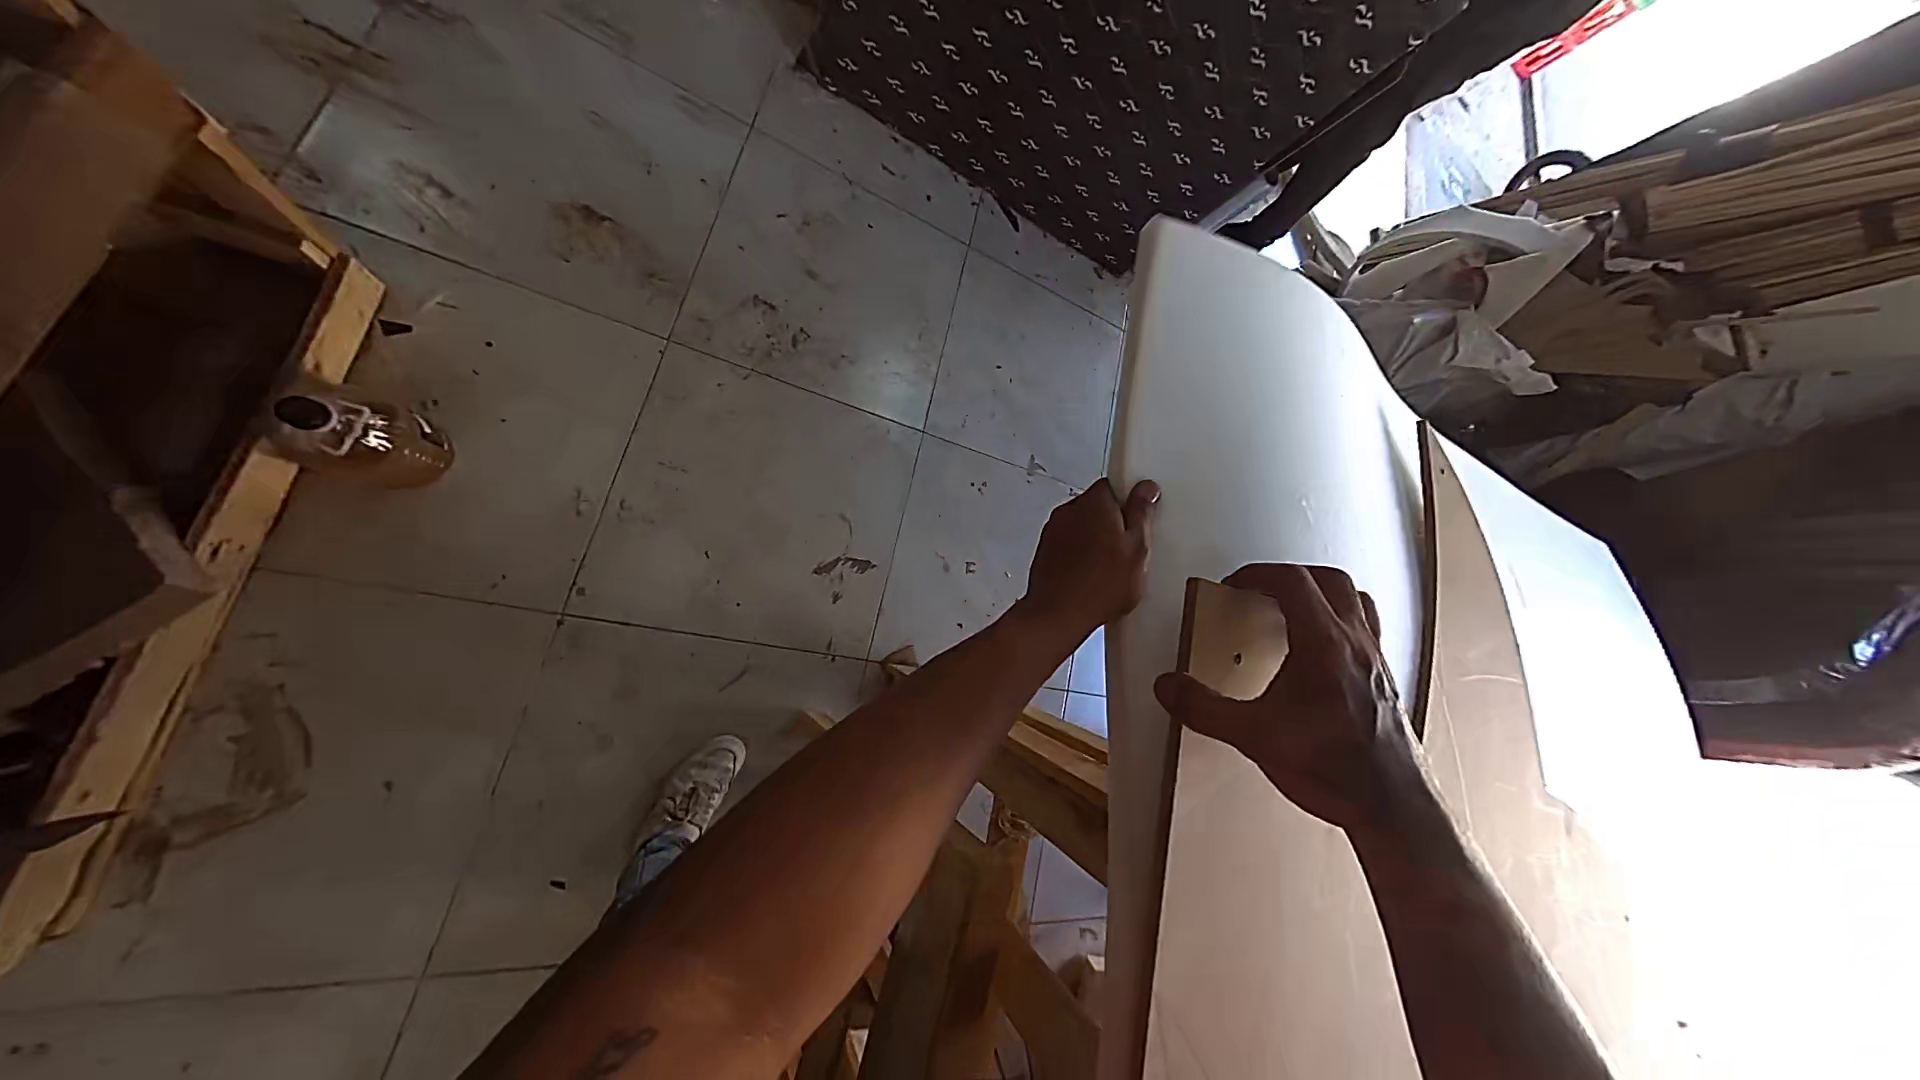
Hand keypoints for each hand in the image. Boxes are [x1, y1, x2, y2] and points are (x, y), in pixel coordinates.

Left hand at [1019, 478, 1158, 639]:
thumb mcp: (1137, 549)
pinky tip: (1092, 576)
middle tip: (1129, 549)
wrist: (1058, 614)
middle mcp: (1070, 510)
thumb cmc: (1099, 586)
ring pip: (1081, 526)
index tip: (1141, 519)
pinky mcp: (1045, 551)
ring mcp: (1054, 530)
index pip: (1114, 485)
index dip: (1130, 503)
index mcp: (1095, 502)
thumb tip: (1146, 489)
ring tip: (1110, 569)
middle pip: (1097, 506)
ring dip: (1095, 540)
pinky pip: (1068, 544)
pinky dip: (1079, 555)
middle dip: (1113, 523)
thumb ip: (1142, 514)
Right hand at [1153, 564, 1430, 834]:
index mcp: (1323, 646)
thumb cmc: (1336, 769)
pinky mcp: (1382, 679)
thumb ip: (1203, 708)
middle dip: (1287, 575)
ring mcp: (1374, 660)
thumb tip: (1170, 687)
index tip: (1236, 583)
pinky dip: (1340, 618)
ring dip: (1319, 591)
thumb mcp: (1253, 737)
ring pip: (1353, 598)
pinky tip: (1321, 643)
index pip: (1292, 582)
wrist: (1390, 806)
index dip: (1257, 574)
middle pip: (1327, 580)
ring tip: (1291, 605)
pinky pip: (1366, 626)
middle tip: (1259, 587)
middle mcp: (1354, 644)